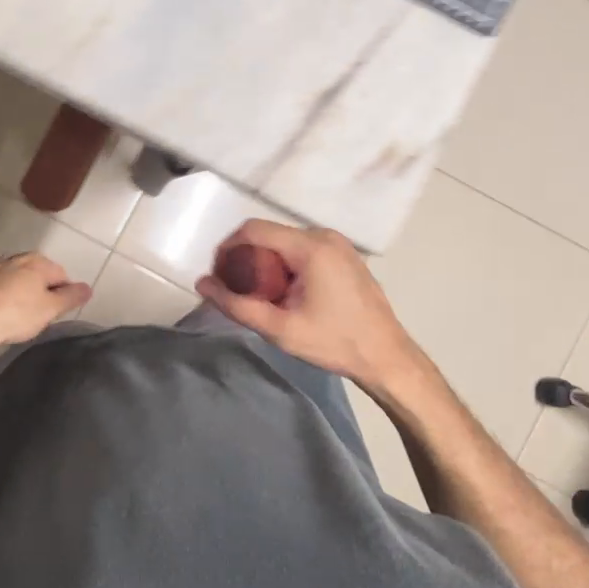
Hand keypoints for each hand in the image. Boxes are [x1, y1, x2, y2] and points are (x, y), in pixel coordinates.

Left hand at [0, 252, 91, 364]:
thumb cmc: (17, 316)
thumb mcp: (51, 310)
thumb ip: (71, 296)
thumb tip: (87, 287)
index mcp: (36, 262)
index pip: (61, 275)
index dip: (62, 295)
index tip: (55, 312)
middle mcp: (14, 257)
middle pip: (36, 273)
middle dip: (39, 290)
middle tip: (36, 314)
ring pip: (12, 277)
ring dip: (17, 290)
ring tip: (14, 314)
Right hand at [195, 219, 434, 395]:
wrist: (387, 358)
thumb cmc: (334, 343)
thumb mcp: (279, 329)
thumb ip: (236, 305)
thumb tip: (201, 284)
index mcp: (310, 247)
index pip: (254, 229)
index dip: (228, 247)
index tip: (218, 274)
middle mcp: (324, 236)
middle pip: (269, 234)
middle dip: (245, 257)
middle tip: (234, 288)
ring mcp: (338, 244)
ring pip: (285, 242)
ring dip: (265, 262)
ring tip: (257, 294)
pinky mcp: (345, 256)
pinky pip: (303, 250)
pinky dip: (285, 265)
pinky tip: (284, 294)